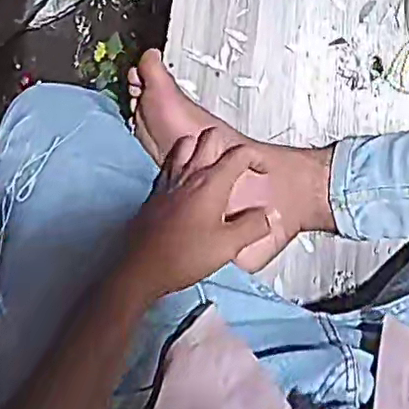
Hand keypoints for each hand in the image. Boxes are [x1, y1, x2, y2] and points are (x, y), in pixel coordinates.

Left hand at [116, 130, 275, 298]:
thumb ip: (253, 226)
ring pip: (186, 142)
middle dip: (228, 144)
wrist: (139, 271)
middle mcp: (191, 173)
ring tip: (210, 164)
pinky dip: (182, 160)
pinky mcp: (155, 190)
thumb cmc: (184, 257)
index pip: (240, 153)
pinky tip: (186, 179)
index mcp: (212, 182)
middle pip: (210, 137)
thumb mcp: (228, 247)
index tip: (262, 171)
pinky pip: (170, 161)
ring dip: (201, 146)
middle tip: (236, 163)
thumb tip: (269, 214)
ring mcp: (170, 179)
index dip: (256, 157)